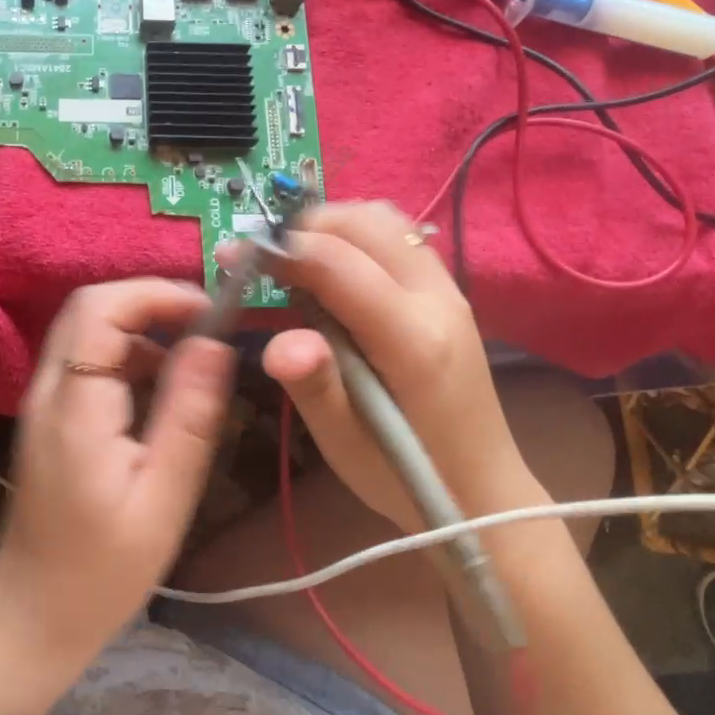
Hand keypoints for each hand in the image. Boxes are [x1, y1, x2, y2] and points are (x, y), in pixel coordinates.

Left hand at [0, 279, 234, 650]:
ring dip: (140, 333)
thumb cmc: (103, 568)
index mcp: (73, 404)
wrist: (35, 611)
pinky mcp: (49, 416)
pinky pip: (86, 363)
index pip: (100, 308)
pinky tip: (161, 394)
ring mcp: (42, 401)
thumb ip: (189, 414)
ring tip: (194, 365)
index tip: (209, 312)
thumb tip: (215, 342)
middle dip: (150, 305)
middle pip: (89, 309)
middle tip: (207, 329)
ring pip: (88, 333)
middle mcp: (47, 388)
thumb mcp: (164, 496)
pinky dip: (126, 359)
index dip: (155, 294)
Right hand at [259, 202, 535, 515]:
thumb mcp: (345, 444)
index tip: (232, 256)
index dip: (279, 250)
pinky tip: (330, 269)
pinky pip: (399, 238)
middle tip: (261, 257)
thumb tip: (279, 344)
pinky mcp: (448, 294)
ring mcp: (449, 292)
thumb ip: (313, 386)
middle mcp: (438, 301)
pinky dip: (356, 235)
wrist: (482, 493)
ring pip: (386, 221)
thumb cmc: (405, 476)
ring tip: (292, 258)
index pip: (338, 263)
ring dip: (332, 225)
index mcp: (412, 341)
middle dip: (304, 226)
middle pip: (366, 223)